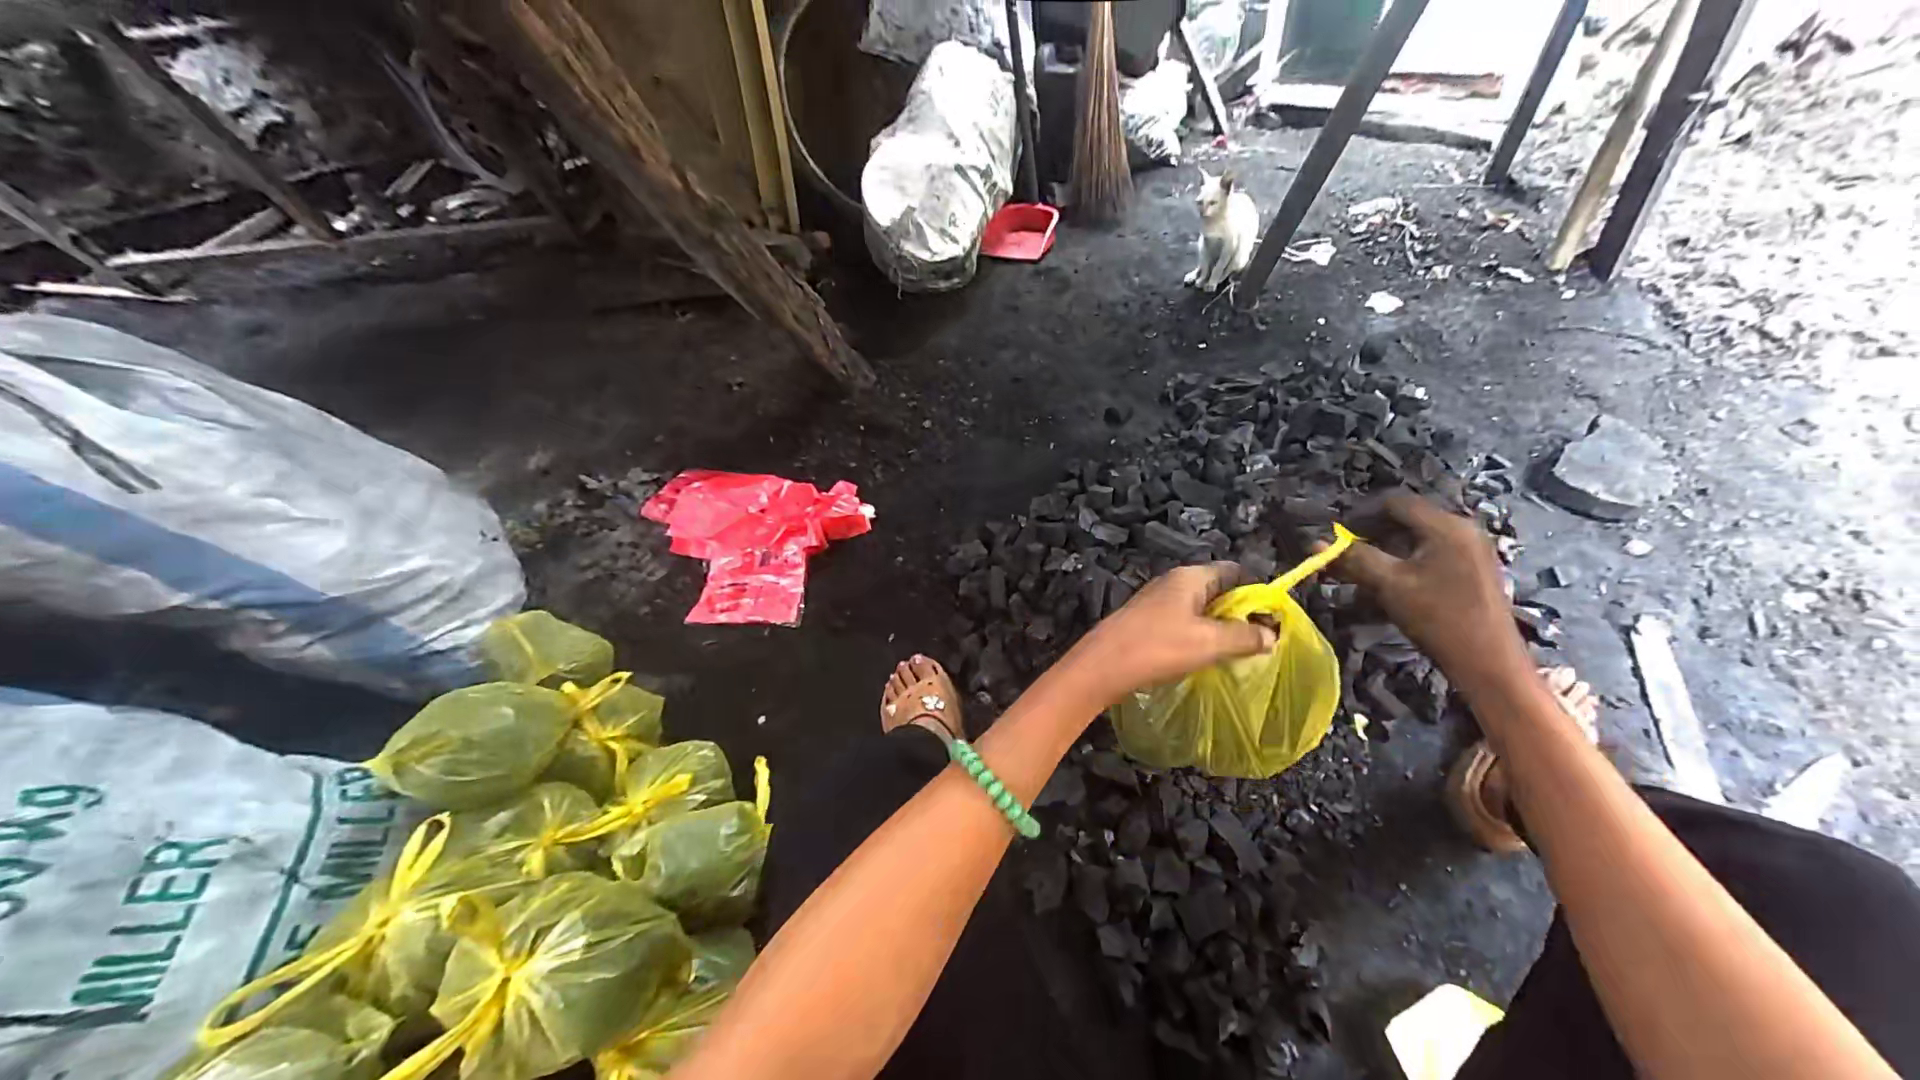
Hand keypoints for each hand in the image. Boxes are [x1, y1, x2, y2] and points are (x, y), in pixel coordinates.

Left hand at [1063, 562, 1277, 705]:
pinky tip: (1202, 658)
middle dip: (1239, 613)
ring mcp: (1156, 602)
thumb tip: (1271, 634)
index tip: (1273, 618)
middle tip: (1258, 641)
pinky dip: (1197, 637)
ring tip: (1234, 654)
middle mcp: (1173, 583)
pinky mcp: (1145, 623)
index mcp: (1190, 576)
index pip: (1235, 571)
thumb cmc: (1158, 647)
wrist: (1101, 666)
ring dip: (1218, 629)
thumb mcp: (1210, 642)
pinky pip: (1182, 624)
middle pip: (1218, 591)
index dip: (1257, 591)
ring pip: (1199, 610)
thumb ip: (1244, 636)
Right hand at [1329, 494, 1528, 691]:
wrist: (1488, 662)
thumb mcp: (1389, 584)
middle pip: (1406, 520)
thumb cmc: (1437, 617)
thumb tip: (1315, 543)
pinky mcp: (1473, 570)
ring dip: (1386, 552)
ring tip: (1364, 575)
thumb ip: (1353, 558)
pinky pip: (1431, 555)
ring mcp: (1471, 550)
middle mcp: (1462, 529)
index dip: (1360, 515)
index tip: (1337, 537)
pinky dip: (1406, 563)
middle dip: (1371, 536)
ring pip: (1417, 540)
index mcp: (1445, 526)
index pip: (1394, 502)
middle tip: (1346, 557)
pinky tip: (1392, 586)